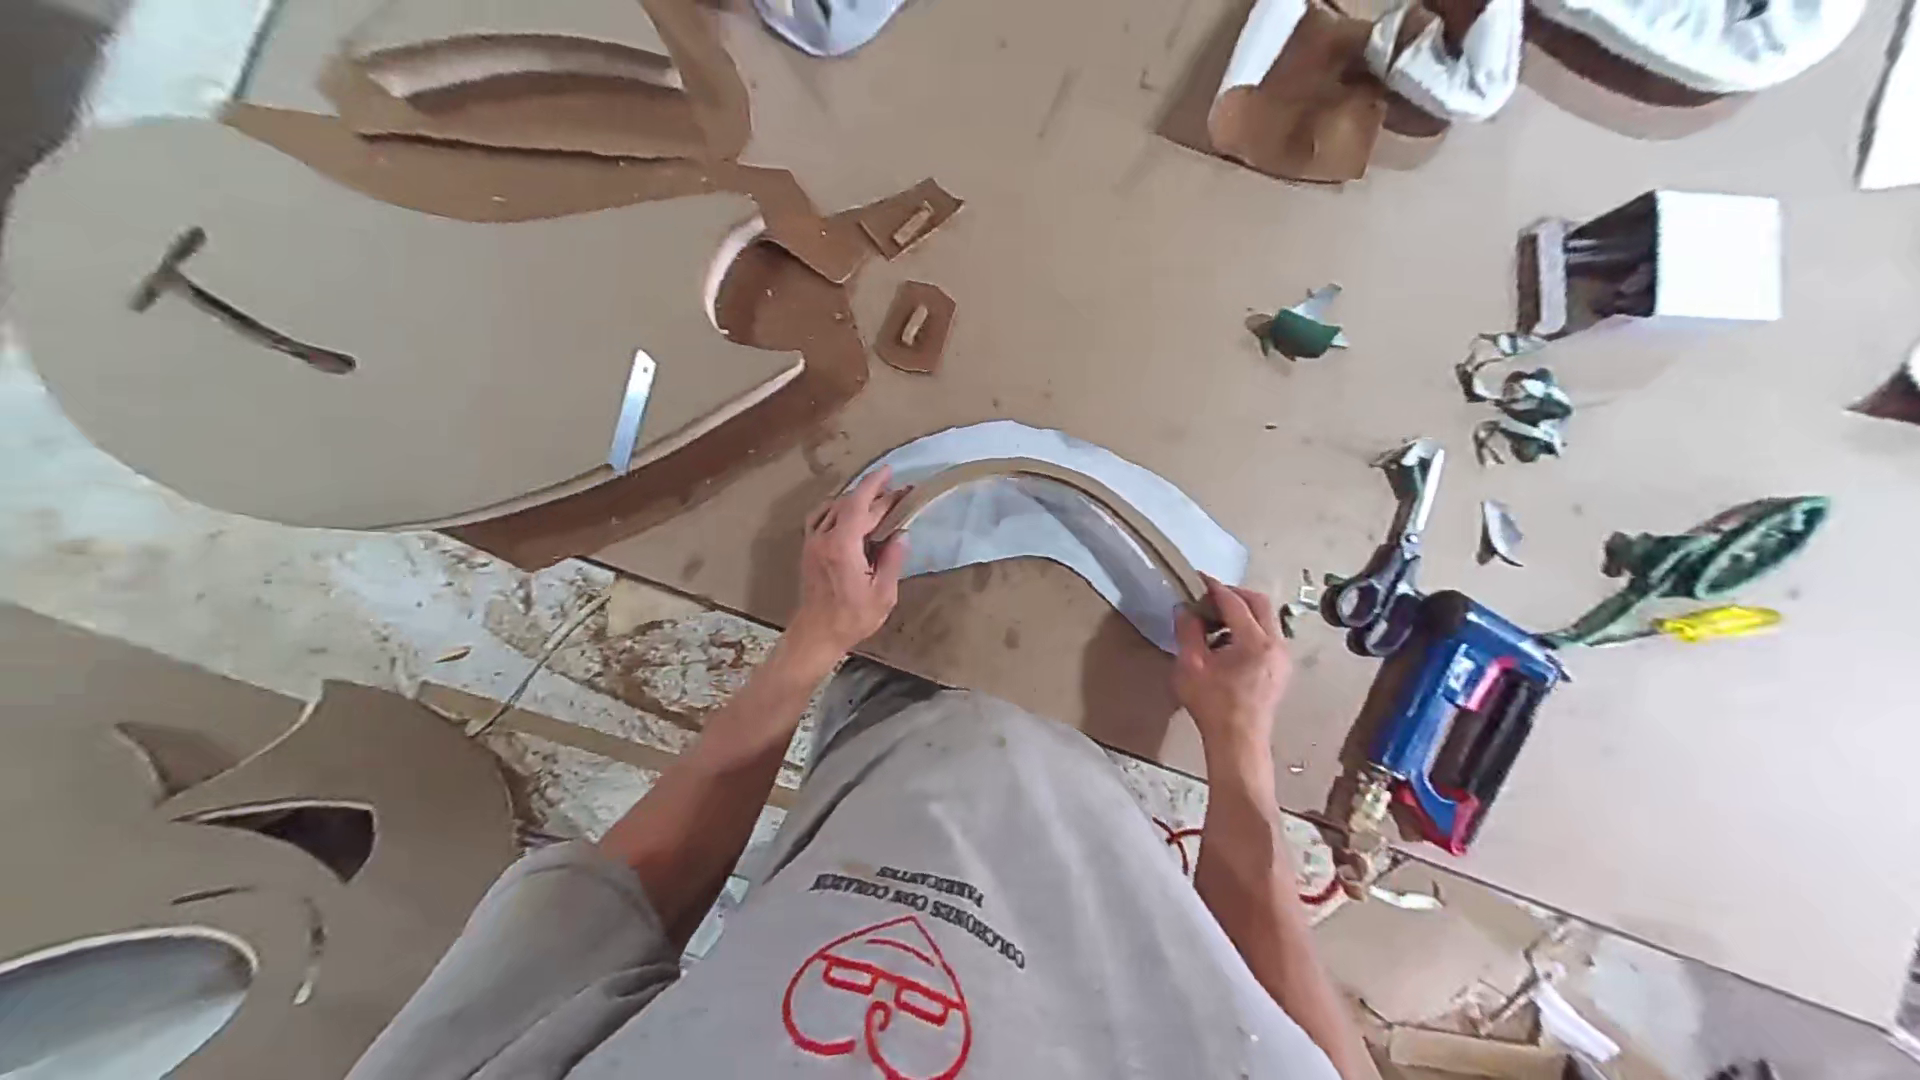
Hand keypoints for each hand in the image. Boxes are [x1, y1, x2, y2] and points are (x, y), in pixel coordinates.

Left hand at [784, 466, 910, 666]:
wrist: (816, 634)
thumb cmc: (851, 618)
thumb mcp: (882, 594)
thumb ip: (892, 560)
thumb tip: (902, 534)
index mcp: (843, 546)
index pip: (861, 505)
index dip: (878, 487)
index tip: (893, 475)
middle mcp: (824, 538)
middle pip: (850, 504)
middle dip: (876, 495)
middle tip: (899, 493)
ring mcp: (813, 542)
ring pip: (834, 507)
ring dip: (857, 499)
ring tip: (878, 499)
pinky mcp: (808, 549)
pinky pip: (820, 517)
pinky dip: (836, 508)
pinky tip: (847, 511)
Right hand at [1173, 575, 1291, 755]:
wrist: (1238, 742)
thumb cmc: (1212, 705)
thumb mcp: (1190, 665)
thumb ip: (1188, 632)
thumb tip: (1185, 609)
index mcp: (1255, 642)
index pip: (1235, 602)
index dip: (1215, 588)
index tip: (1198, 578)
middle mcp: (1276, 645)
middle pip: (1259, 603)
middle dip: (1234, 594)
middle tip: (1208, 595)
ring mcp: (1282, 657)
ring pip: (1266, 618)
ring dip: (1242, 611)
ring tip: (1214, 620)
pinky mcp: (1281, 669)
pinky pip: (1268, 635)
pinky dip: (1248, 628)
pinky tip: (1226, 642)